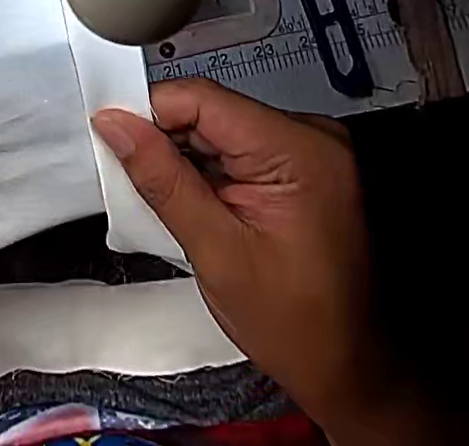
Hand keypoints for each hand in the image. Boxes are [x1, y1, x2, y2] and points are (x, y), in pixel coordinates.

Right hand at [92, 79, 371, 417]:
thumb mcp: (216, 252)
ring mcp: (305, 147)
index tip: (117, 136)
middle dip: (166, 142)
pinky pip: (234, 144)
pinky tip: (200, 202)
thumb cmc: (302, 326)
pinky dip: (206, 168)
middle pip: (209, 109)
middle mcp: (309, 136)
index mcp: (298, 150)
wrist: (351, 369)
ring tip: (180, 205)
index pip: (203, 97)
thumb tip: (118, 127)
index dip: (151, 112)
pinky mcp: (297, 161)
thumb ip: (162, 180)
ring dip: (185, 158)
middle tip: (142, 184)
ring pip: (216, 126)